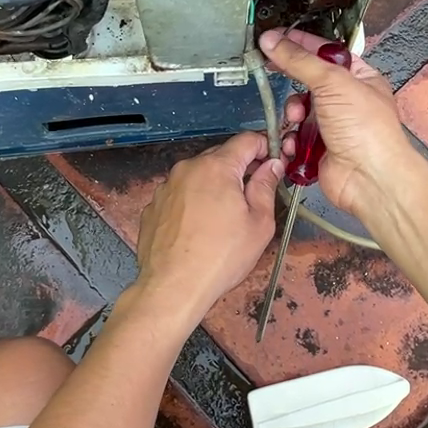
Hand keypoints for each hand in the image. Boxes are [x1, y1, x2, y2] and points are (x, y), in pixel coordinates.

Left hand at [133, 132, 283, 316]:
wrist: (173, 287)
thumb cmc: (221, 257)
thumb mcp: (259, 222)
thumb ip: (266, 186)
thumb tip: (272, 165)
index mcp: (217, 167)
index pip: (247, 140)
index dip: (265, 147)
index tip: (274, 162)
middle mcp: (187, 169)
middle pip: (221, 157)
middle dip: (239, 169)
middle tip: (254, 195)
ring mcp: (166, 187)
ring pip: (199, 176)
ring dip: (215, 187)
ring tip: (224, 218)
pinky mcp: (153, 206)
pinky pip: (180, 195)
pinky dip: (193, 202)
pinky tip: (200, 228)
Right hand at [259, 28, 420, 219]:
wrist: (370, 178)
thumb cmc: (369, 131)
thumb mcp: (333, 82)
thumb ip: (300, 60)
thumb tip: (274, 41)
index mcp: (358, 77)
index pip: (323, 52)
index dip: (299, 43)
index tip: (274, 37)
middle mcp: (345, 100)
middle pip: (307, 81)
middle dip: (292, 82)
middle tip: (271, 69)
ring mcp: (331, 125)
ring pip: (297, 110)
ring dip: (291, 113)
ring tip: (296, 118)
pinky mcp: (318, 148)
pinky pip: (294, 137)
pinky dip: (291, 139)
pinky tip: (295, 142)